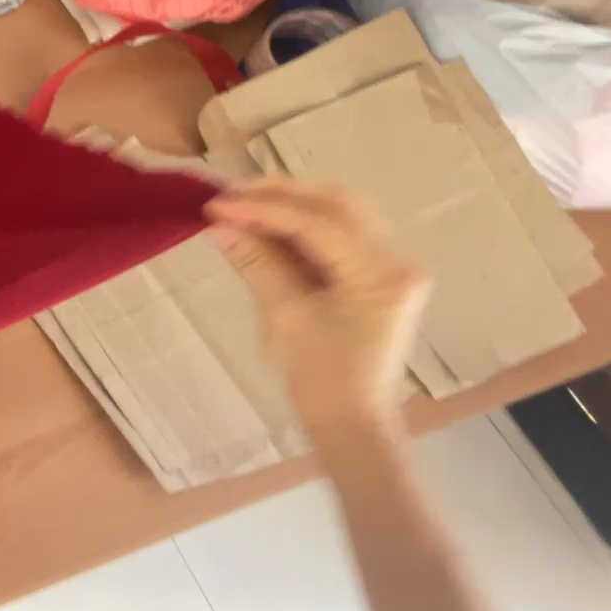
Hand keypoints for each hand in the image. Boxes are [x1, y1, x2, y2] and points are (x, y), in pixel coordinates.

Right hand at [204, 178, 429, 437]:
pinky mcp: (372, 273)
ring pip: (339, 213)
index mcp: (381, 274)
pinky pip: (335, 233)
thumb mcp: (284, 316)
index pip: (317, 223)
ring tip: (240, 207)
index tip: (214, 205)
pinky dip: (296, 224)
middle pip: (338, 204)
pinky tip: (262, 227)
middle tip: (229, 195)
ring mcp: (388, 265)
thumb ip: (257, 263)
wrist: (351, 416)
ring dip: (288, 205)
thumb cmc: (320, 375)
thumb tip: (218, 225)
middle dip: (280, 194)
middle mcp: (396, 260)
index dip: (262, 209)